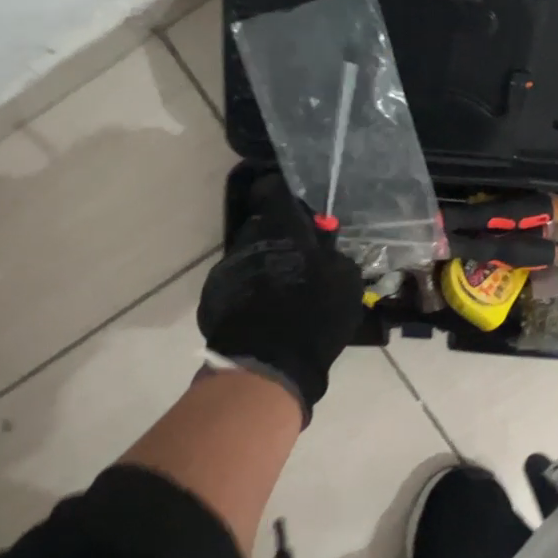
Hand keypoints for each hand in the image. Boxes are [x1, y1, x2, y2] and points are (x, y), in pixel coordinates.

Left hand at [198, 173, 364, 420]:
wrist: (267, 365)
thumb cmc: (314, 317)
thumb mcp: (346, 284)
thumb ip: (335, 258)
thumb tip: (327, 252)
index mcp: (280, 229)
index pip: (276, 192)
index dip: (289, 198)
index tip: (302, 212)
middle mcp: (247, 241)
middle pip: (262, 228)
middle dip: (279, 239)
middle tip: (299, 260)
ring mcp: (225, 270)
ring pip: (248, 258)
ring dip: (264, 267)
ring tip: (281, 292)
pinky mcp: (212, 299)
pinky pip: (236, 286)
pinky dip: (248, 293)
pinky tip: (263, 314)